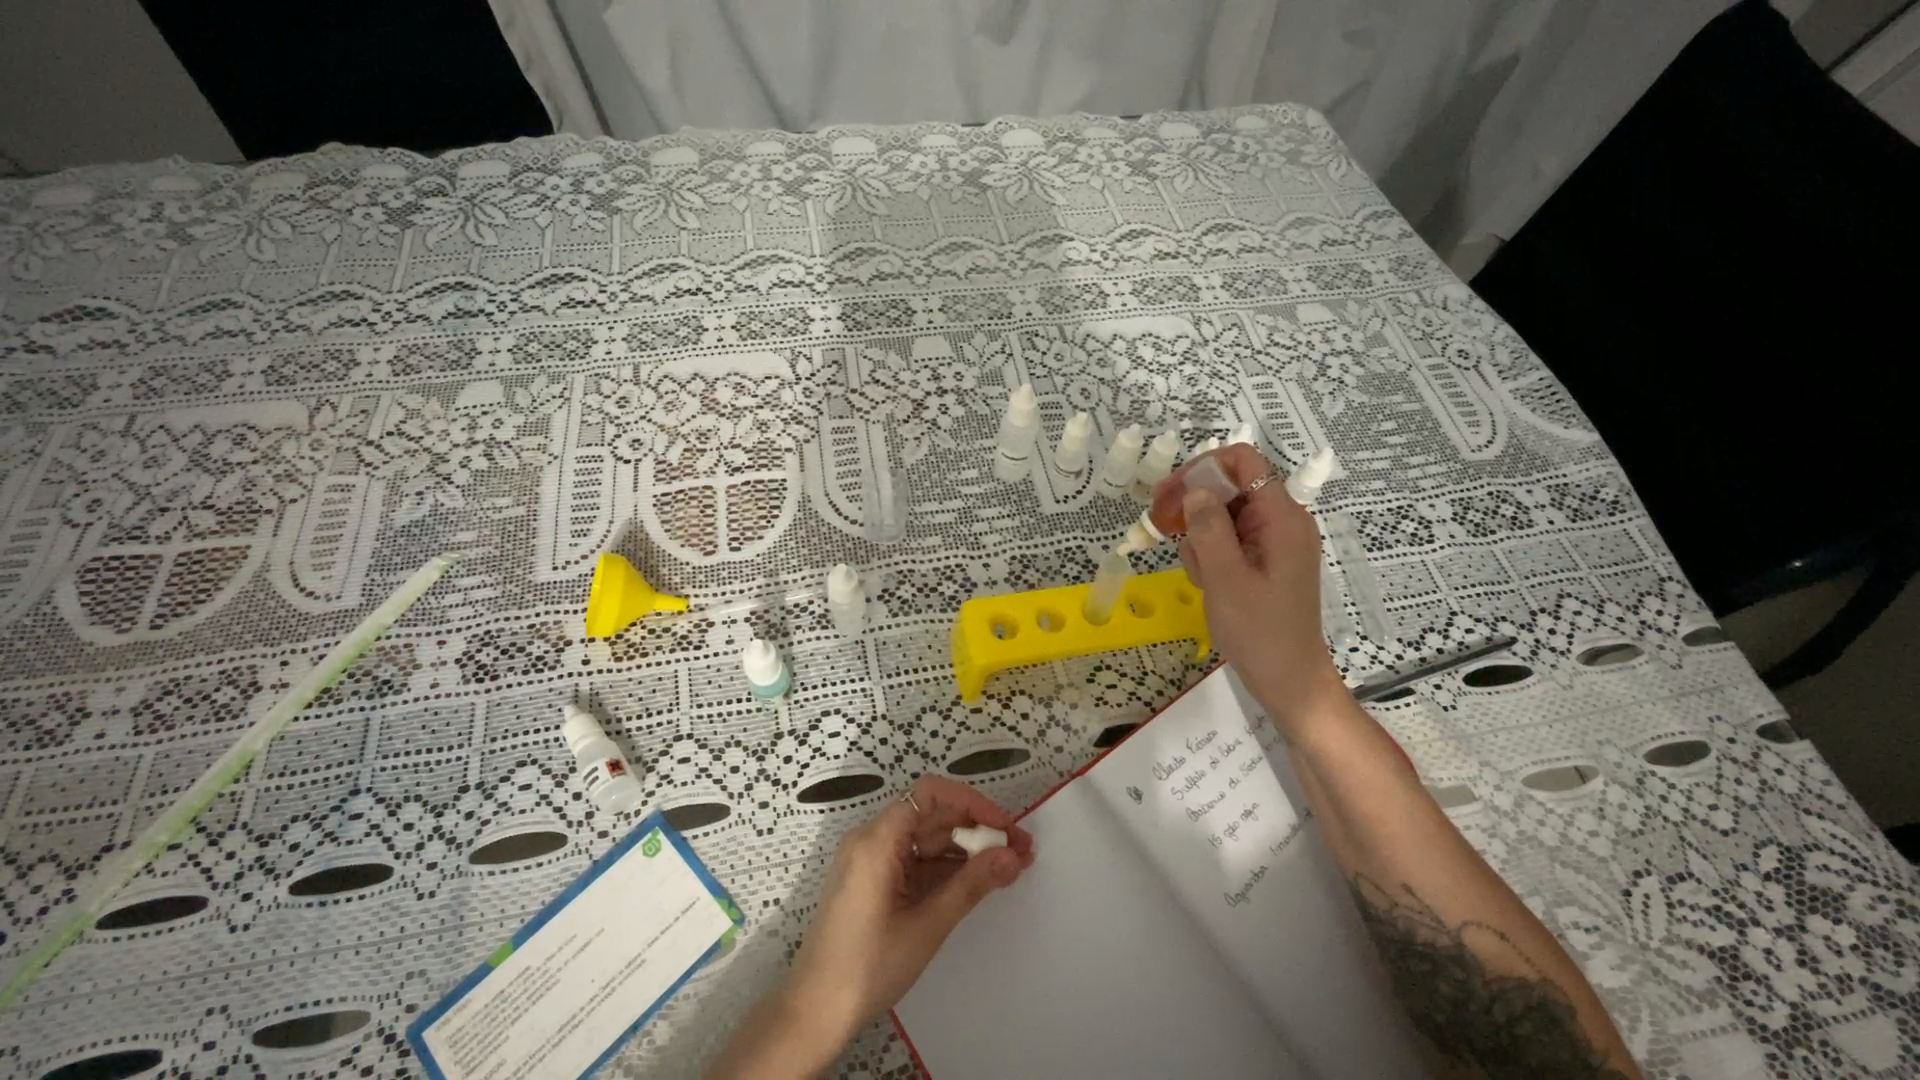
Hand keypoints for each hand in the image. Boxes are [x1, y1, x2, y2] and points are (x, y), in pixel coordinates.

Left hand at [709, 776, 1034, 1077]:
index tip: (1005, 826)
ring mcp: (871, 860)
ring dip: (967, 848)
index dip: (972, 802)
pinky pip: (916, 859)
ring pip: (927, 838)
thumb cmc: (867, 966)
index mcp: (876, 841)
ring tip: (1010, 865)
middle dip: (978, 827)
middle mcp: (871, 840)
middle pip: (931, 814)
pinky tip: (979, 879)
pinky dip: (947, 866)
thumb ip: (971, 885)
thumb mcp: (926, 926)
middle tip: (1021, 849)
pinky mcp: (874, 880)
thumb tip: (1012, 856)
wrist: (816, 1011)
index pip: (929, 795)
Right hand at [1163, 445, 1348, 733]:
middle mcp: (1283, 522)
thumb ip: (1209, 529)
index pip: (1243, 462)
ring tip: (1196, 572)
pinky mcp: (1266, 562)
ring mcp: (1275, 543)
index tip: (1169, 494)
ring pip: (1225, 515)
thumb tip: (1195, 490)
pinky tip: (1206, 582)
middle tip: (1159, 525)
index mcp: (1282, 518)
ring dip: (1200, 535)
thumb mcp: (1226, 579)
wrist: (1289, 681)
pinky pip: (1231, 541)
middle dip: (1194, 504)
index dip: (1203, 468)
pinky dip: (1211, 554)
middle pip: (1231, 487)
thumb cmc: (1260, 632)